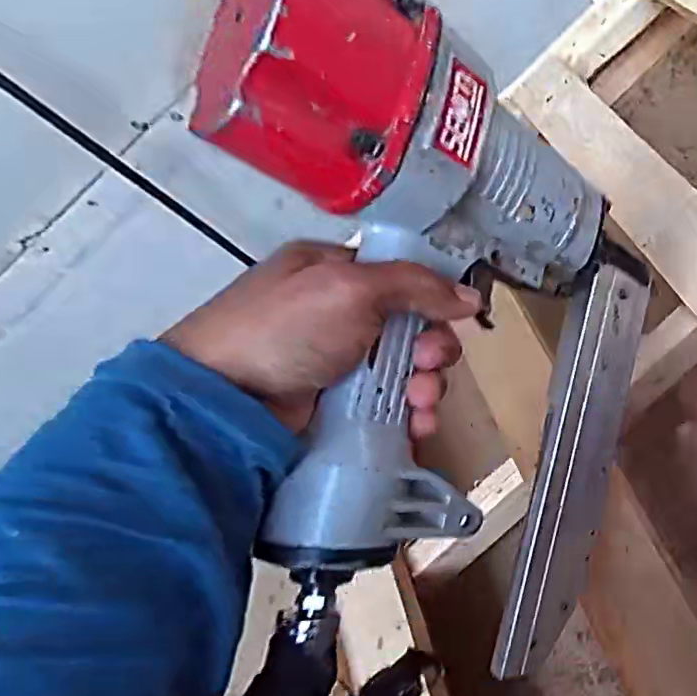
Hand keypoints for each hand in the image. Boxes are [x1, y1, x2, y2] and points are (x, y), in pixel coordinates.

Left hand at [161, 242, 480, 436]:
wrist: (224, 402)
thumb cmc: (282, 331)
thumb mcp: (349, 289)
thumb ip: (416, 285)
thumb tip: (472, 296)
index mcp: (339, 271)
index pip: (410, 279)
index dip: (436, 301)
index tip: (445, 320)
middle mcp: (346, 311)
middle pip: (421, 328)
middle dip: (434, 351)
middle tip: (424, 365)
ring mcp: (347, 358)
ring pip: (416, 369)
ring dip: (429, 387)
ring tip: (418, 404)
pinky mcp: (350, 399)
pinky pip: (400, 402)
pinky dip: (415, 413)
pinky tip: (416, 424)